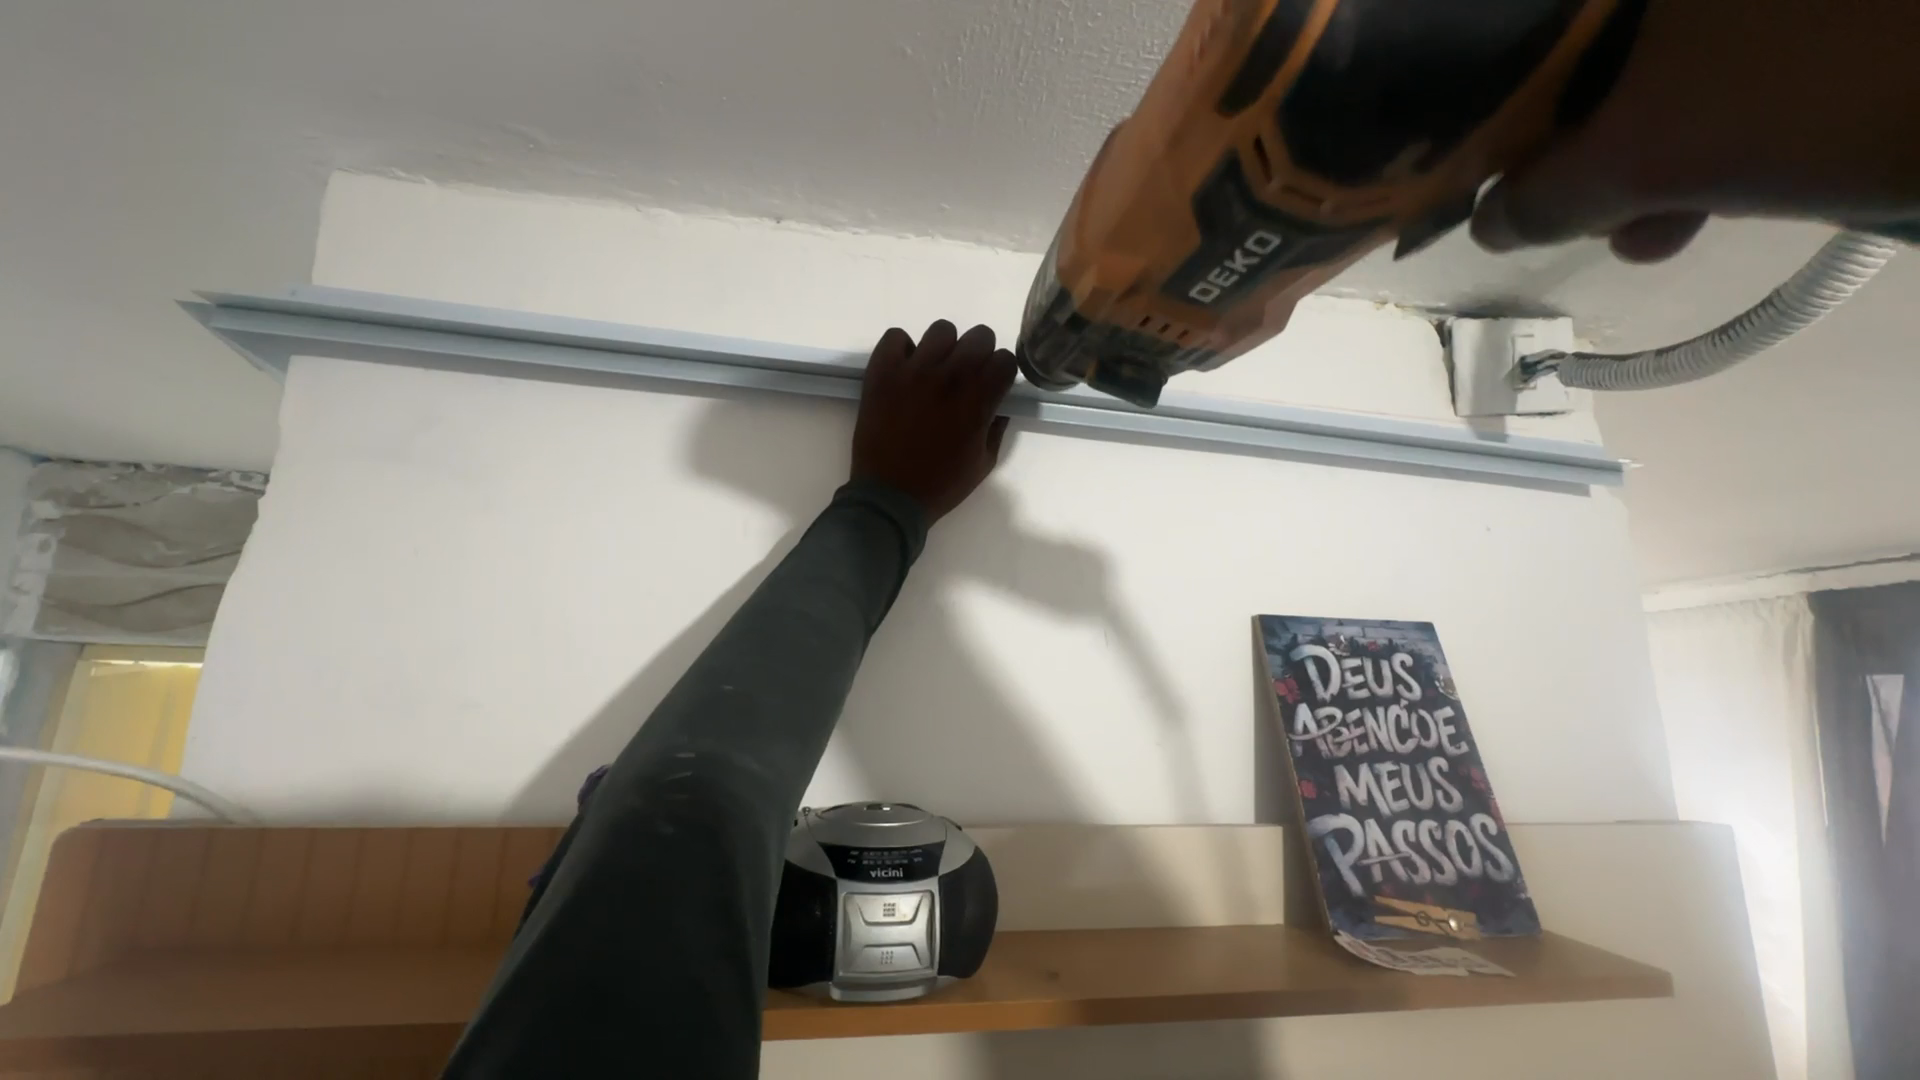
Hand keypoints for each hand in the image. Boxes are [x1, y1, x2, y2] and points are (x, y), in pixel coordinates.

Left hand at [850, 320, 1016, 521]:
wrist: (889, 497)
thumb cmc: (940, 485)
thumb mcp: (984, 464)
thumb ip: (996, 428)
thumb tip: (997, 405)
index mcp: (977, 401)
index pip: (1005, 360)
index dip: (1001, 373)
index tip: (993, 385)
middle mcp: (948, 378)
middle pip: (979, 336)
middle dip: (979, 355)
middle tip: (965, 378)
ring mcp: (912, 372)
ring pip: (941, 331)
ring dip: (944, 349)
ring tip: (933, 372)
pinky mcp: (881, 373)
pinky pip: (895, 337)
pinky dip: (902, 349)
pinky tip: (905, 371)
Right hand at [1472, 0, 1919, 261]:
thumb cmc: (1824, 90)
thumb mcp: (1645, 157)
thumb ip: (1540, 196)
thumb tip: (1488, 224)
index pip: (1547, 57)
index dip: (1516, 126)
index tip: (1515, 185)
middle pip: (1615, 68)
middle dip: (1596, 157)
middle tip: (1595, 220)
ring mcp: (1778, 11)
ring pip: (1691, 77)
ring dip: (1663, 164)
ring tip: (1661, 232)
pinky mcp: (1836, 36)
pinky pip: (1758, 81)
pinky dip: (1733, 140)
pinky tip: (1730, 194)